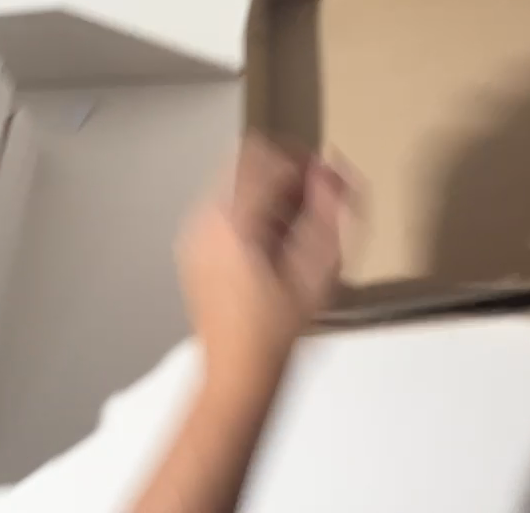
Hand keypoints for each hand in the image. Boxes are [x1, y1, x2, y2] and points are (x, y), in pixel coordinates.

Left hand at [177, 134, 352, 386]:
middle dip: (286, 168)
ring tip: (296, 222)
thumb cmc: (278, 329)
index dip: (306, 160)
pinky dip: (254, 205)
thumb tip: (334, 170)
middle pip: (248, 157)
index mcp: (235, 220)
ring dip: (271, 186)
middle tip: (312, 193)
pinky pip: (226, 201)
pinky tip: (275, 238)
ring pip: (237, 176)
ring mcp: (196, 231)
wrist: (238, 372)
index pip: (270, 156)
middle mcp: (208, 218)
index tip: (326, 177)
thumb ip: (332, 209)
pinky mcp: (195, 244)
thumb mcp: (321, 267)